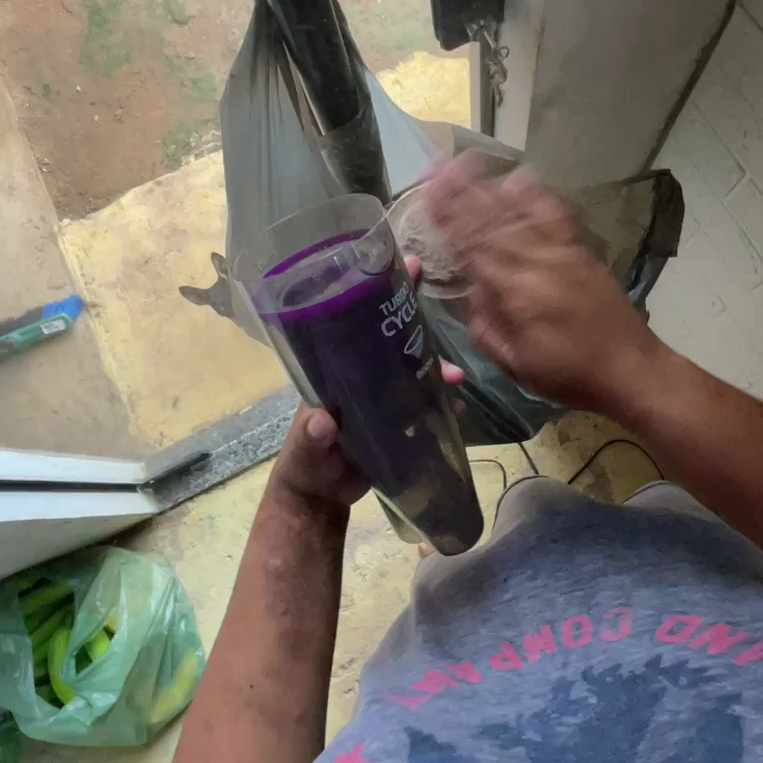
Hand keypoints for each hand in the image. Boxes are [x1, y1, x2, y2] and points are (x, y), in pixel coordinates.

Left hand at [269, 253, 465, 511]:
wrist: (321, 498)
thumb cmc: (304, 467)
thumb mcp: (303, 452)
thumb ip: (309, 438)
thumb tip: (322, 421)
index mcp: (335, 372)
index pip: (356, 323)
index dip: (380, 294)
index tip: (407, 265)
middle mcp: (360, 376)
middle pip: (392, 341)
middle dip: (420, 330)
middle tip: (444, 322)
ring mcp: (380, 398)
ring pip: (412, 371)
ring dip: (436, 368)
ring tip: (458, 379)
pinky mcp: (396, 422)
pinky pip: (422, 403)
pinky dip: (441, 401)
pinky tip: (459, 405)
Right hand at [422, 151, 669, 414]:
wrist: (631, 370)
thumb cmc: (568, 375)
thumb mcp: (516, 364)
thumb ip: (487, 327)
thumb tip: (472, 292)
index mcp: (517, 294)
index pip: (473, 248)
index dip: (449, 220)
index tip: (428, 194)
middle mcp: (538, 264)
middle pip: (492, 222)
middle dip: (463, 193)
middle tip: (439, 166)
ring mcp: (563, 253)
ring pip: (520, 213)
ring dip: (491, 186)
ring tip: (468, 161)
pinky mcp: (582, 252)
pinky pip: (555, 216)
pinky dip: (536, 195)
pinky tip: (520, 177)